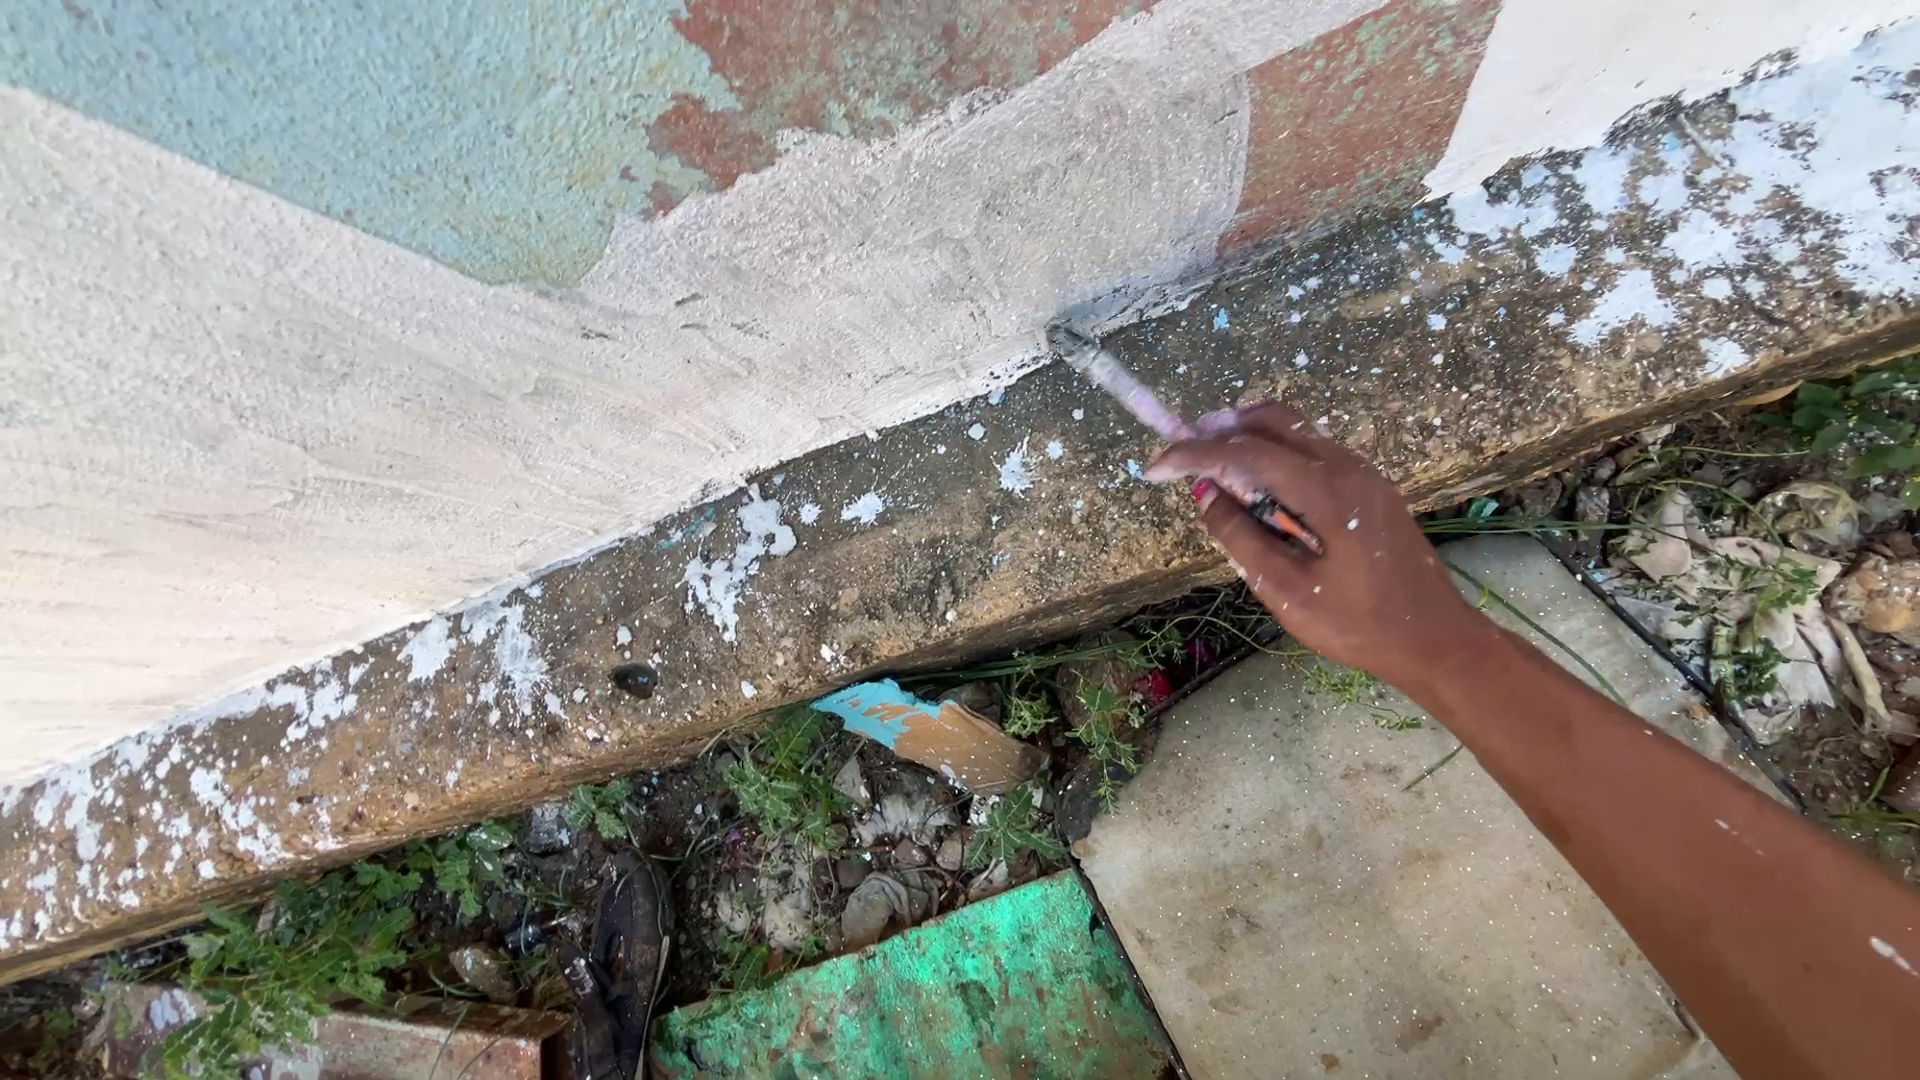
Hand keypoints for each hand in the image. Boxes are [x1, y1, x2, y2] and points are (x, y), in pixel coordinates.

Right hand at [1145, 402, 1492, 697]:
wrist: (1434, 637)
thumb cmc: (1357, 624)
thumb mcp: (1284, 589)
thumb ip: (1240, 537)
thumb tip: (1205, 493)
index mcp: (1326, 490)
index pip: (1245, 451)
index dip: (1192, 453)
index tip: (1155, 467)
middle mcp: (1346, 466)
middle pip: (1272, 419)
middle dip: (1218, 429)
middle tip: (1180, 454)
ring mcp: (1361, 471)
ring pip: (1293, 430)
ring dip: (1245, 438)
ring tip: (1210, 469)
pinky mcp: (1366, 485)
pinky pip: (1309, 451)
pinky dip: (1271, 455)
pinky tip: (1254, 488)